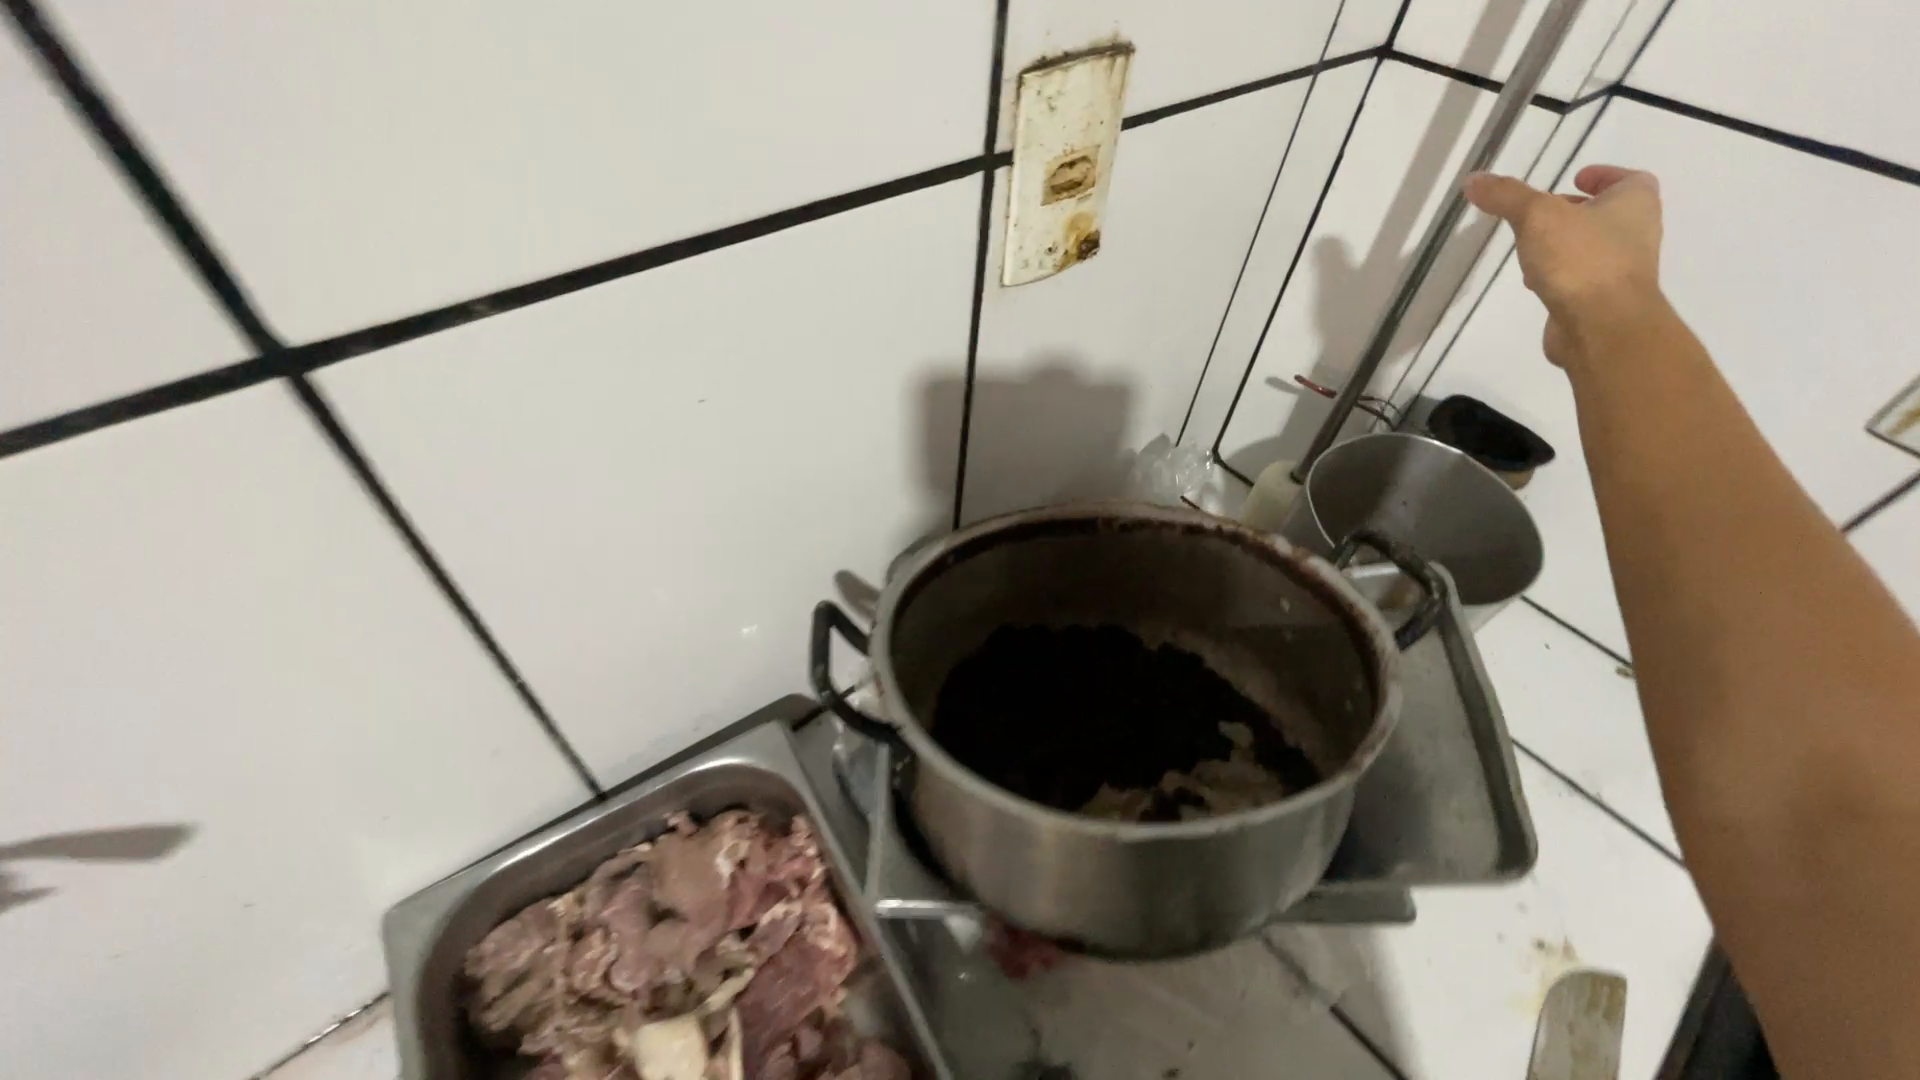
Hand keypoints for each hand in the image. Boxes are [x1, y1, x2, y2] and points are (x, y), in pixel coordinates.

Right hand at [1462, 165, 1665, 368]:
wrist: (1601, 324)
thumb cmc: (1581, 259)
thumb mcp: (1537, 217)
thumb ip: (1506, 196)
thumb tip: (1473, 179)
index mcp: (1635, 202)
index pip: (1628, 179)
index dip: (1604, 176)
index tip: (1575, 178)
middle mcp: (1636, 231)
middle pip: (1607, 213)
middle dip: (1577, 211)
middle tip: (1543, 212)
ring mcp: (1621, 269)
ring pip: (1591, 247)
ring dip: (1565, 244)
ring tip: (1531, 247)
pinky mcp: (1602, 300)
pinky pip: (1580, 277)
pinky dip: (1560, 274)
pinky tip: (1535, 281)